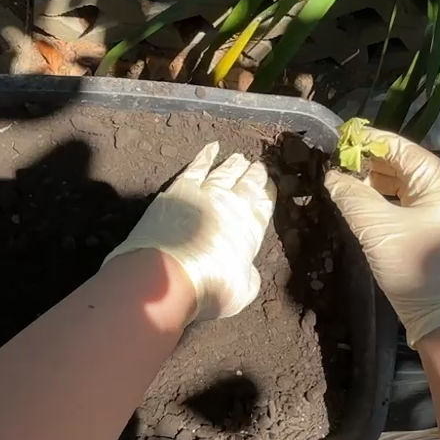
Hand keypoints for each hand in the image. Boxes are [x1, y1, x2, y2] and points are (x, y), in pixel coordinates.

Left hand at [107, 142, 273, 321]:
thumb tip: (246, 269)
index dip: (268, 192)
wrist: (169, 274)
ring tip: (240, 158)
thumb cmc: (209, 287)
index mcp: (252, 227)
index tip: (270, 184)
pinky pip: (197, 166)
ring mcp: (205, 193)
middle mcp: (232, 204)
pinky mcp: (179, 189)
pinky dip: (206, 155)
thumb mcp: (243, 291)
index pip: (265, 202)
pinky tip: (212, 148)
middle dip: (254, 174)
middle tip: (259, 166)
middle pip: (247, 183)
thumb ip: (249, 275)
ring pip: (224, 172)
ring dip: (233, 164)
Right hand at [323, 125, 439, 342]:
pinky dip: (383, 199)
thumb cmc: (414, 268)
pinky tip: (361, 203)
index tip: (341, 138)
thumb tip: (332, 177)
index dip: (370, 141)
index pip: (402, 148)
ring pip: (403, 185)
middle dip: (370, 161)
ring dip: (374, 181)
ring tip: (344, 181)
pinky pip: (405, 204)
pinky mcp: (432, 232)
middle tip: (337, 161)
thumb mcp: (378, 229)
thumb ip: (352, 197)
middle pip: (403, 165)